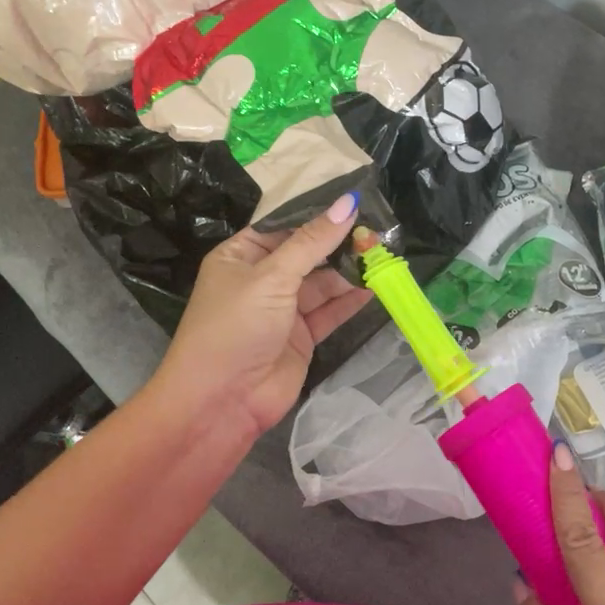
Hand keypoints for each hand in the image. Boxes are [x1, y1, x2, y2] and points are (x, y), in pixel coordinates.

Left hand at [149, 192, 372, 434]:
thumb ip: (313, 242)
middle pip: (308, 253)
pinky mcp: (301, 336)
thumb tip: (349, 202)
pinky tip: (376, 286)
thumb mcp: (272, 277)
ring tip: (383, 256)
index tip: (358, 203)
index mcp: (240, 256)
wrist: (221, 401)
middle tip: (378, 232)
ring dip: (350, 271)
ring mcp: (282, 309)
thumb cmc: (235, 327)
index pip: (285, 226)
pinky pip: (330, 310)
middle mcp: (261, 279)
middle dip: (340, 244)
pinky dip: (351, 299)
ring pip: (323, 282)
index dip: (319, 215)